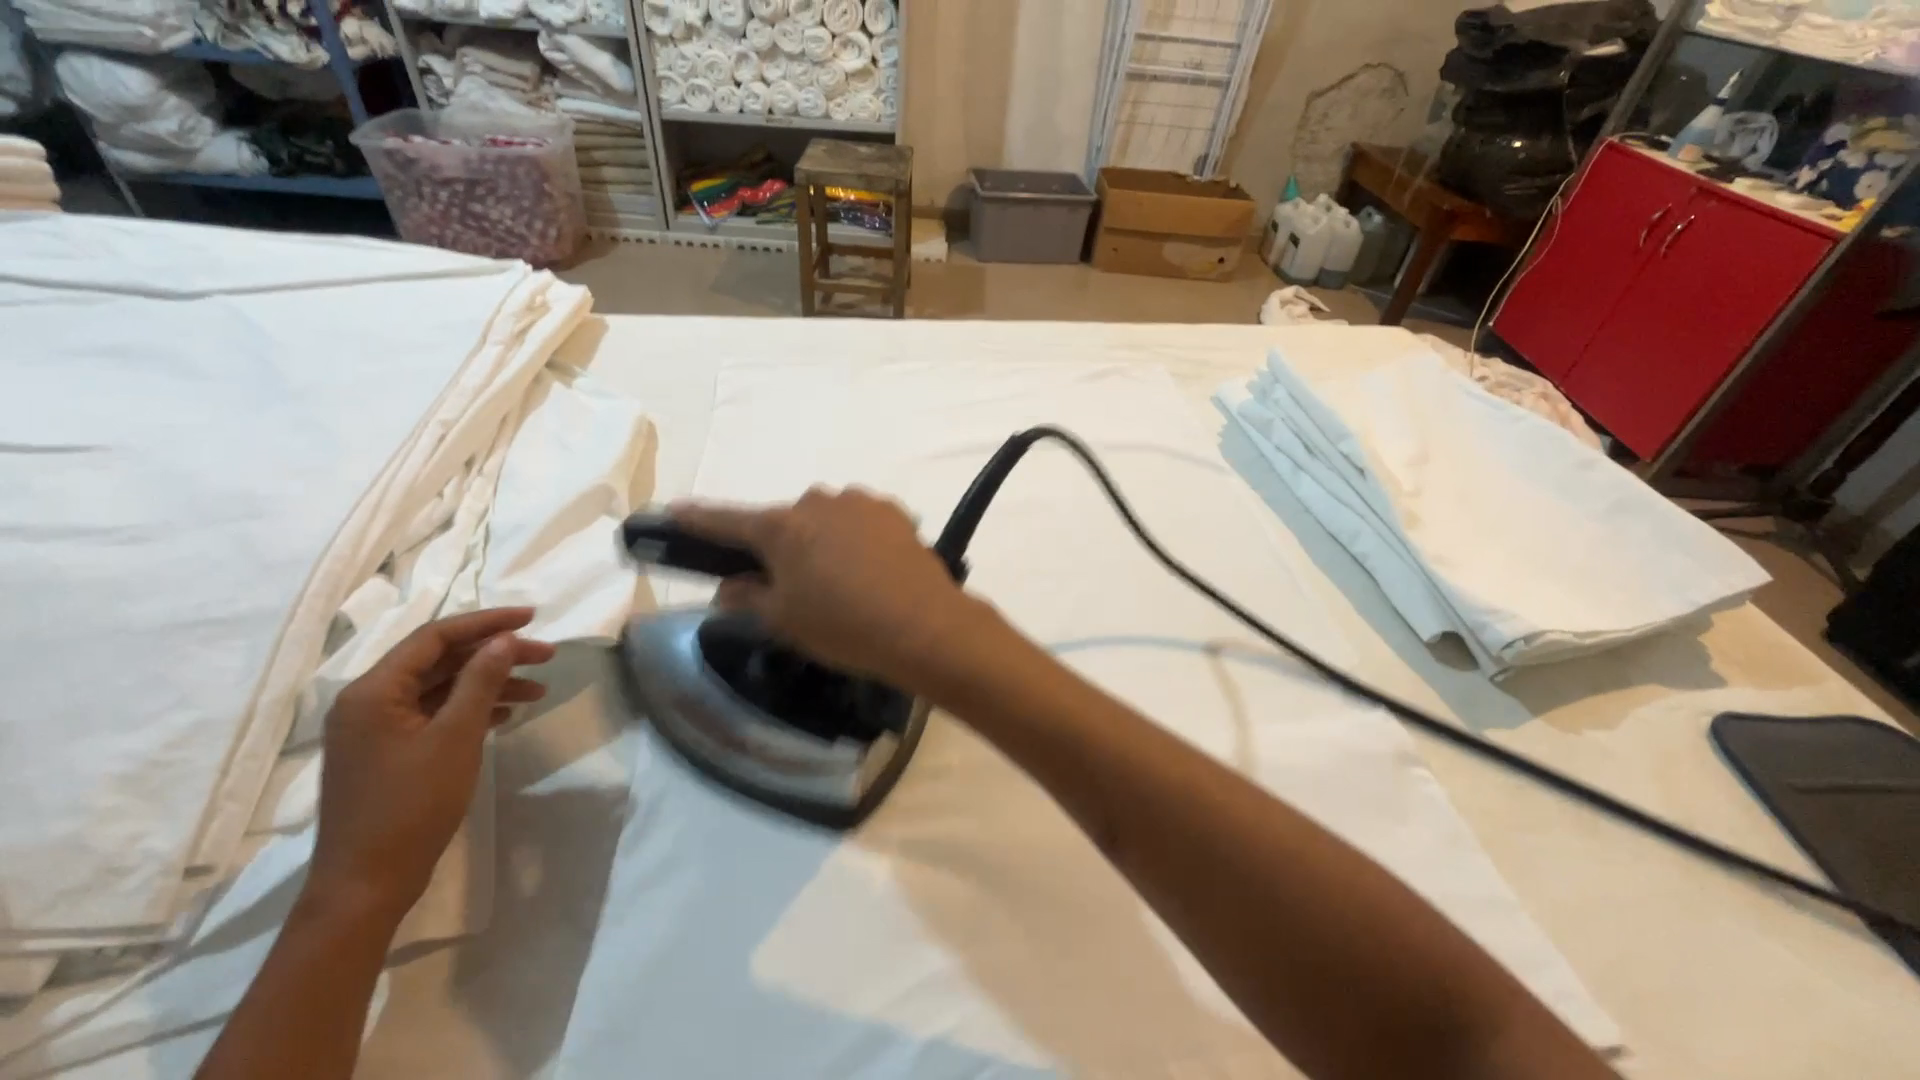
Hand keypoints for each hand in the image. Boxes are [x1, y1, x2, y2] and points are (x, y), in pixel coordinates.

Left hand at [308, 608, 555, 923]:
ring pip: (439, 689)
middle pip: (439, 661)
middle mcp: (367, 701)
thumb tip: (504, 640)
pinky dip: (469, 709)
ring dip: (487, 683)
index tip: (532, 618)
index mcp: (373, 691)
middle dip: (494, 655)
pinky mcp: (386, 753)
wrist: (367, 883)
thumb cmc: (411, 805)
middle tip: (546, 656)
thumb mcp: (455, 738)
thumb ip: (480, 682)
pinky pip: (432, 715)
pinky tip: (504, 715)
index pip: (435, 637)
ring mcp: (374, 729)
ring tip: (537, 690)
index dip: (486, 623)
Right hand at [671, 488, 977, 683]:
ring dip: (821, 543)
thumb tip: (729, 587)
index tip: (672, 512)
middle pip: (783, 523)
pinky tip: (870, 573)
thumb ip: (746, 598)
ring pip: (824, 521)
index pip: (726, 520)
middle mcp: (817, 502)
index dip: (697, 519)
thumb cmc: (844, 626)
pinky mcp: (894, 512)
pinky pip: (859, 523)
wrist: (926, 627)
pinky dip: (855, 541)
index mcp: (781, 528)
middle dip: (780, 548)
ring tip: (841, 584)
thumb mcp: (784, 621)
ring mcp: (859, 503)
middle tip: (792, 588)